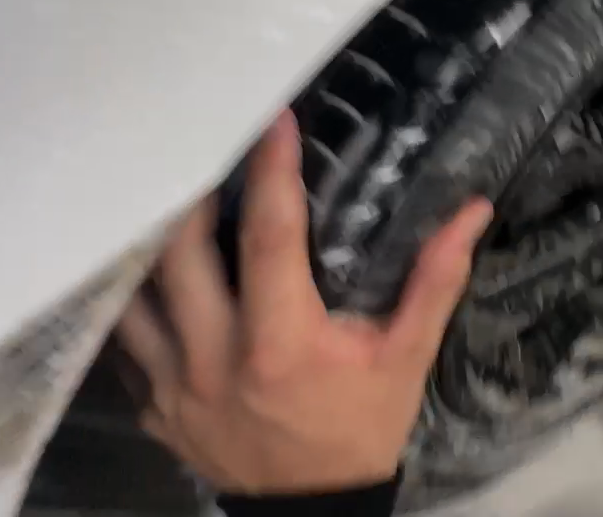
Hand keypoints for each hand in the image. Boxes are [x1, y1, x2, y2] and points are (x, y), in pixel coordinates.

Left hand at [116, 111, 492, 495]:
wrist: (307, 507)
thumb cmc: (363, 422)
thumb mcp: (409, 353)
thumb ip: (437, 280)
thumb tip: (474, 211)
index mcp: (280, 341)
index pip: (268, 239)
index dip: (271, 174)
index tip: (273, 124)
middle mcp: (211, 358)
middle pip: (178, 260)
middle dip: (195, 196)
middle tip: (214, 150)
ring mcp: (169, 386)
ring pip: (135, 299)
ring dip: (155, 244)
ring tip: (181, 199)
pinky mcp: (149, 406)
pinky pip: (128, 339)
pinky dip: (139, 295)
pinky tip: (162, 269)